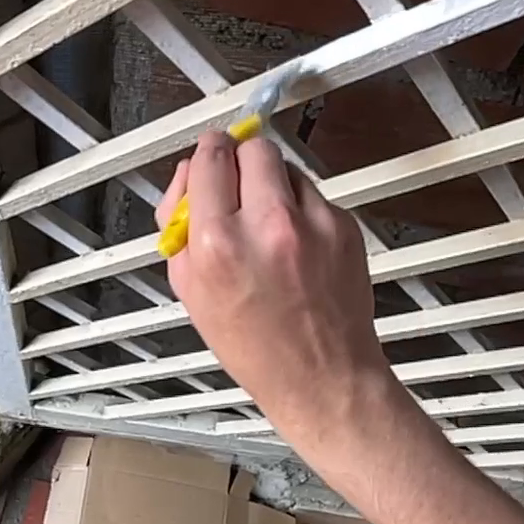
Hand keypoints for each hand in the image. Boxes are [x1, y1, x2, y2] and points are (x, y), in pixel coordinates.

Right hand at [157, 132, 397, 444]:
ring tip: (268, 227)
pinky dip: (300, 209)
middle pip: (252, 147)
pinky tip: (296, 245)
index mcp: (218, 242)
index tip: (208, 160)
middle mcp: (267, 223)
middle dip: (239, 160)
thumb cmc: (254, 346)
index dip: (206, 156)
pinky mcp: (344, 225)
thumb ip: (179, 228)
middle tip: (237, 188)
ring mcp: (313, 222)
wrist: (322, 377)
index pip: (209, 157)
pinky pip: (313, 194)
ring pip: (285, 166)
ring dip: (271, 184)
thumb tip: (185, 180)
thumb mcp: (191, 293)